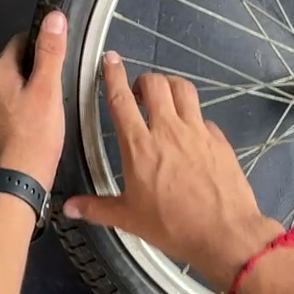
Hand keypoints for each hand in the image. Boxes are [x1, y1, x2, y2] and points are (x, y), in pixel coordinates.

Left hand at [0, 10, 67, 188]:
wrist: (19, 180)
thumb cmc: (34, 137)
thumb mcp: (48, 89)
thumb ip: (51, 52)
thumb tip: (53, 18)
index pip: (20, 40)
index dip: (42, 40)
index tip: (59, 48)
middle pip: (17, 61)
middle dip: (38, 63)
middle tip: (61, 75)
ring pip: (15, 83)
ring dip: (33, 84)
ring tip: (54, 96)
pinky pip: (13, 103)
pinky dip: (27, 102)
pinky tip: (42, 116)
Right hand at [62, 53, 281, 284]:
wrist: (225, 234)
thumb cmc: (172, 226)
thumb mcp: (128, 219)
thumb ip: (97, 208)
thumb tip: (68, 207)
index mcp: (139, 145)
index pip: (121, 100)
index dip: (113, 75)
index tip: (110, 59)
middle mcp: (168, 129)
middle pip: (155, 84)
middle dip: (144, 81)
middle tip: (140, 94)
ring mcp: (197, 131)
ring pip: (183, 89)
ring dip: (171, 87)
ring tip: (165, 99)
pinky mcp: (219, 139)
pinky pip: (203, 116)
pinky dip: (193, 117)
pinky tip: (191, 133)